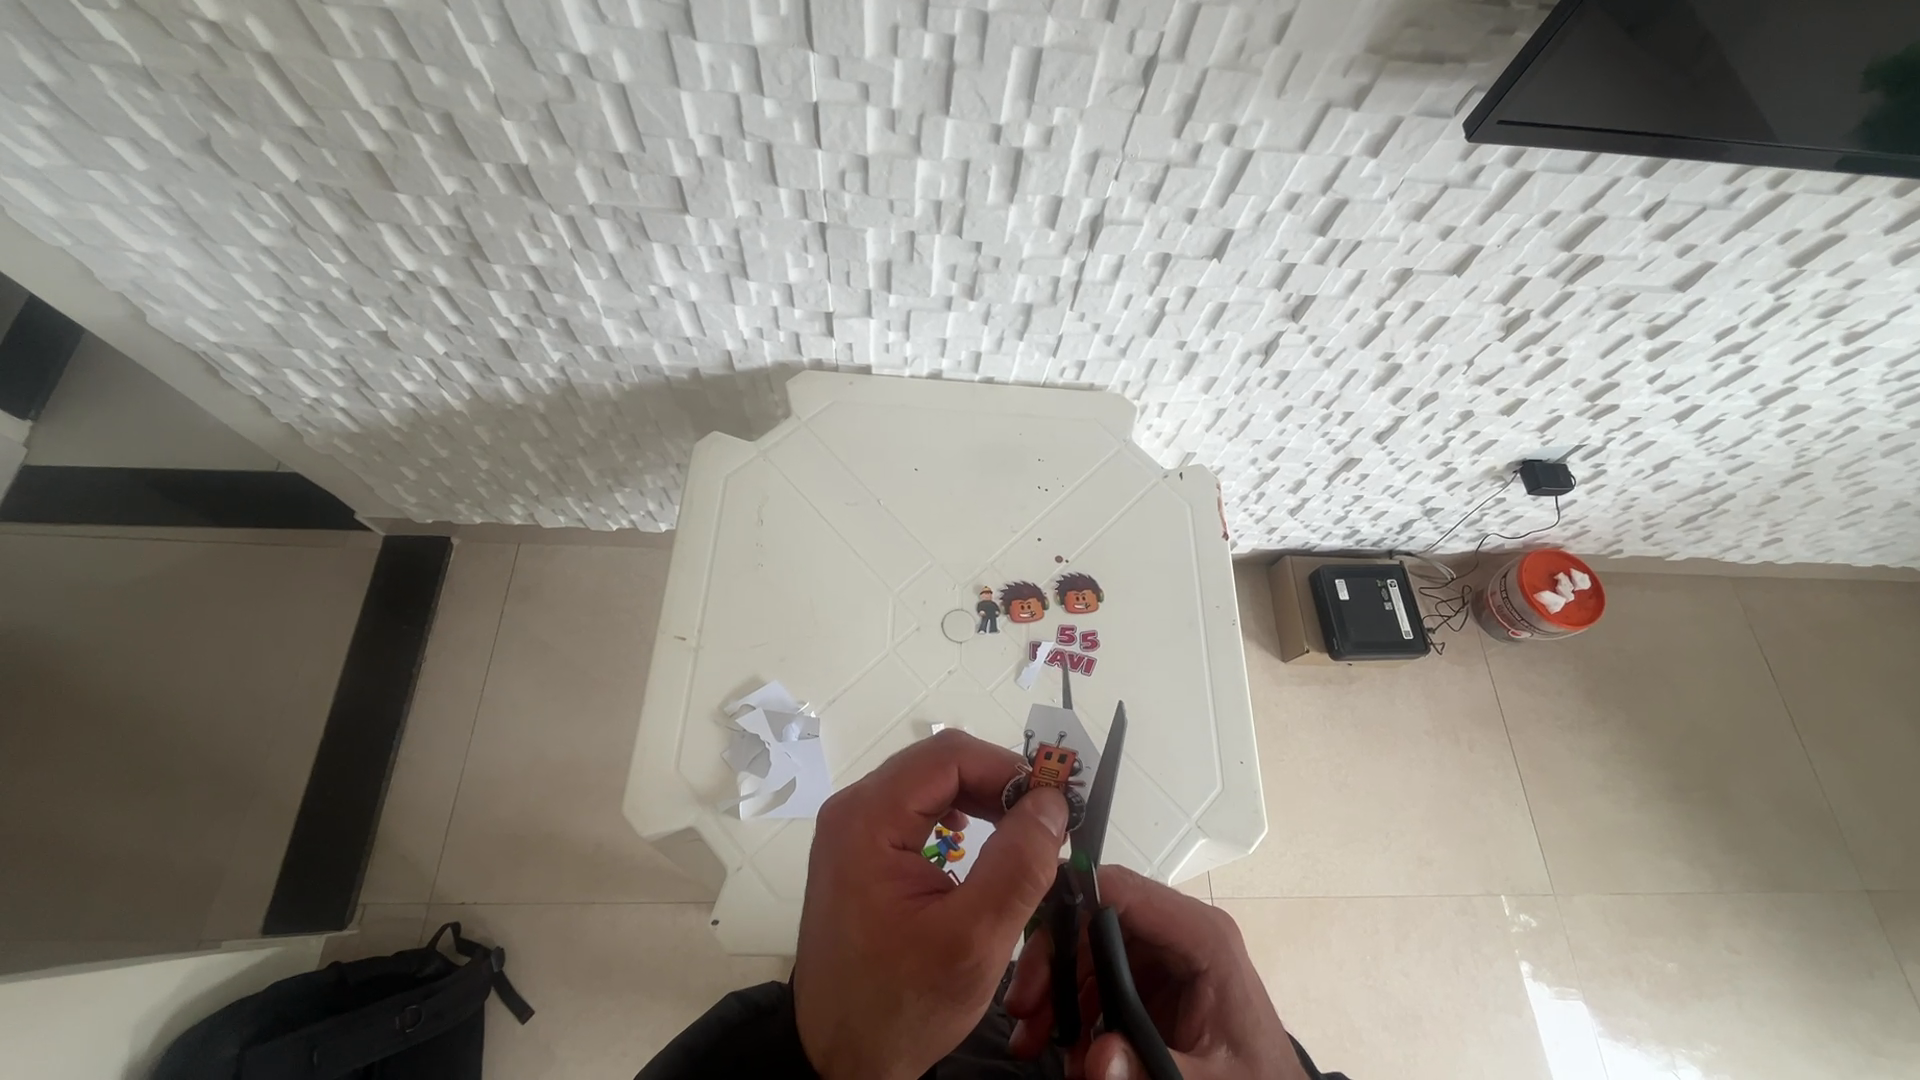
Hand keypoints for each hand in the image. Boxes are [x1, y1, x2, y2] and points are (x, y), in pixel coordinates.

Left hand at [793, 729, 1070, 1079]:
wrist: (838, 1054)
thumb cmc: (900, 1003)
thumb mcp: (973, 941)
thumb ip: (1018, 865)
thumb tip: (1050, 804)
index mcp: (868, 819)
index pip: (948, 755)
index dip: (1006, 769)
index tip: (1050, 805)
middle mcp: (854, 809)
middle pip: (939, 762)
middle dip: (998, 782)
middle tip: (1043, 821)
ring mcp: (854, 826)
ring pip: (932, 781)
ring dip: (981, 796)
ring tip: (1021, 832)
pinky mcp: (862, 846)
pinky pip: (918, 806)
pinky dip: (959, 812)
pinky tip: (979, 841)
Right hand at [1005, 865, 1308, 1079]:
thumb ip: (1153, 1070)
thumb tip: (1096, 1055)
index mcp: (1201, 936)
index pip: (1122, 890)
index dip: (1069, 901)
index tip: (1028, 944)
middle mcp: (1175, 931)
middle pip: (1094, 918)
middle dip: (1052, 962)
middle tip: (1022, 1009)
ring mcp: (1159, 953)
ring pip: (1086, 948)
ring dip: (1055, 990)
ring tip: (1033, 1040)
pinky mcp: (1147, 977)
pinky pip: (1095, 978)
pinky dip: (1070, 1009)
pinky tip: (1064, 1048)